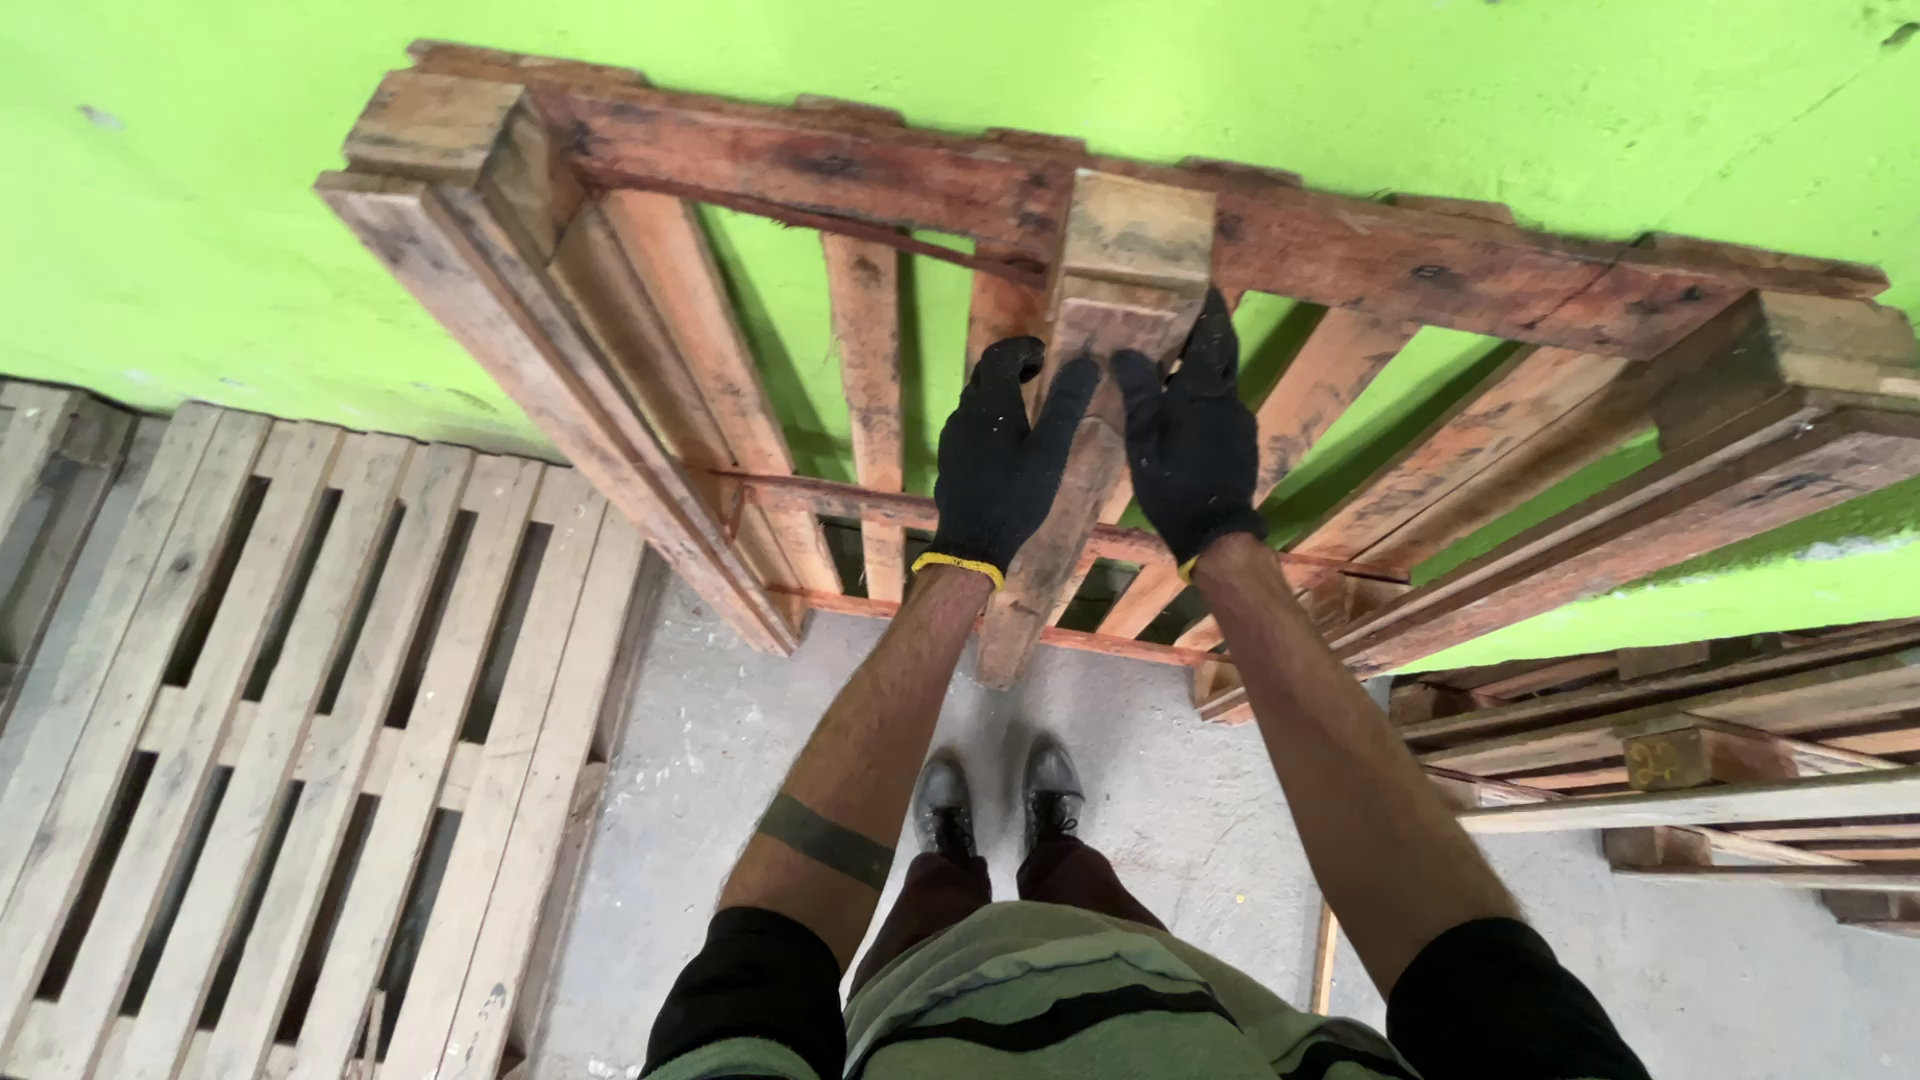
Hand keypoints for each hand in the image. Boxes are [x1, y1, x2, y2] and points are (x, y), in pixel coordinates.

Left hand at [922, 337, 1098, 582]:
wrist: (973, 539)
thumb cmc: (1017, 494)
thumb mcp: (1051, 450)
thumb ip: (1066, 404)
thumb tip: (1085, 362)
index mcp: (991, 404)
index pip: (999, 355)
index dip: (1022, 348)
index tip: (1044, 354)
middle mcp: (965, 411)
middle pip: (984, 373)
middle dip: (1011, 365)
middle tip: (1039, 373)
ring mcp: (953, 434)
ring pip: (975, 398)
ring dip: (999, 389)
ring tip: (1026, 402)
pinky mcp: (950, 455)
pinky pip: (969, 420)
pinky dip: (989, 413)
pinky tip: (1006, 437)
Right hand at [1111, 288, 1267, 566]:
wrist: (1215, 528)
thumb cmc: (1172, 484)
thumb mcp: (1143, 440)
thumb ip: (1137, 392)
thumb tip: (1124, 351)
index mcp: (1200, 391)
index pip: (1211, 334)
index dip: (1208, 306)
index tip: (1200, 282)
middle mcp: (1227, 395)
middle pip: (1224, 348)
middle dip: (1211, 325)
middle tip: (1188, 309)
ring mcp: (1239, 415)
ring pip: (1223, 375)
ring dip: (1205, 358)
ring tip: (1175, 354)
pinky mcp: (1242, 435)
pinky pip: (1223, 398)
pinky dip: (1205, 387)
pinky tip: (1184, 401)